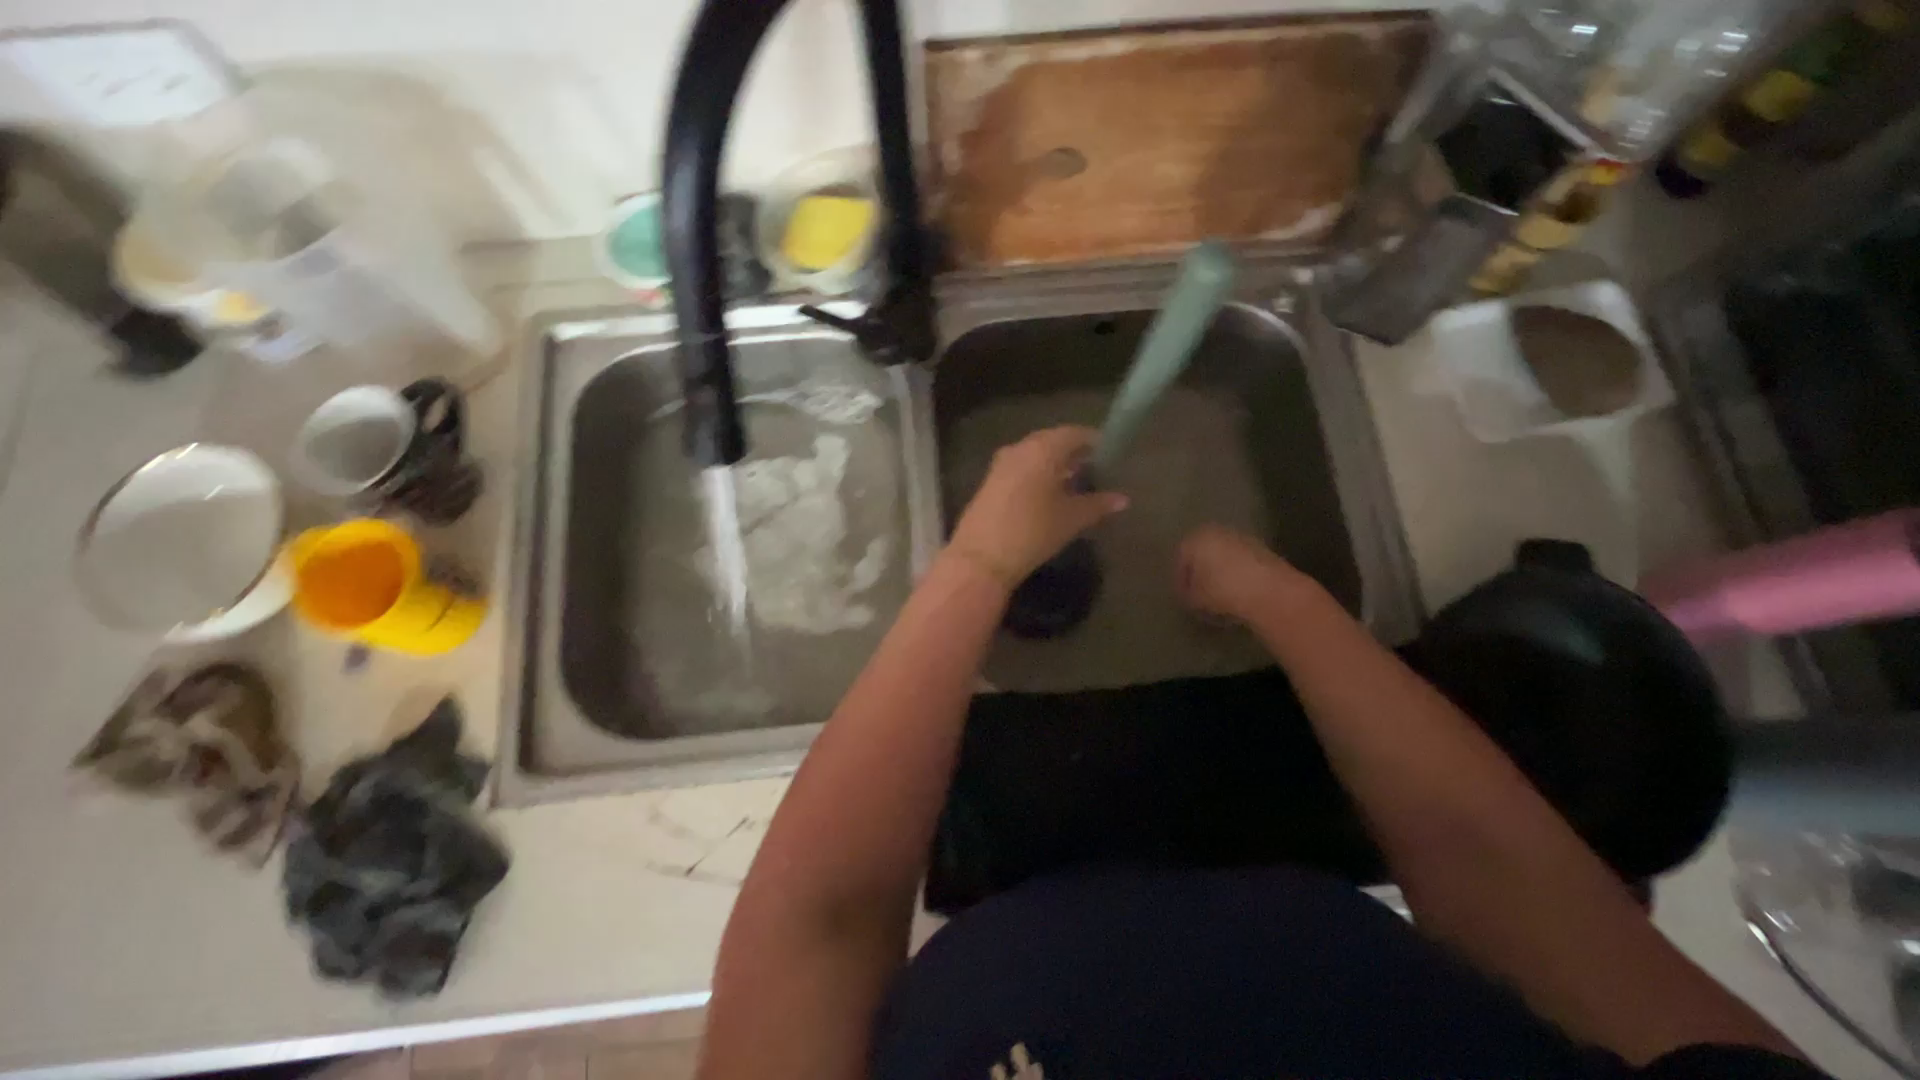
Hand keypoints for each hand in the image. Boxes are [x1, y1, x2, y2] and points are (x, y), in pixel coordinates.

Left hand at [947, 426, 1128, 586]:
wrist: (981, 558)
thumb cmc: (1033, 532)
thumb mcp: (1071, 519)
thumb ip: (1098, 505)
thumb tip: (1122, 499)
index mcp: (1042, 449)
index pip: (1074, 433)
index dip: (1093, 441)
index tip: (1109, 454)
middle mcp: (1020, 448)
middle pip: (1052, 441)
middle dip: (1073, 452)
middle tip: (1094, 468)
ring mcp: (1001, 464)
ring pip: (1035, 454)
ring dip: (1054, 464)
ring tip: (1075, 483)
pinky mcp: (990, 481)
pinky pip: (1021, 467)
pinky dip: (1038, 473)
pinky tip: (1049, 494)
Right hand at [1176, 525, 1305, 622]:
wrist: (1270, 590)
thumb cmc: (1223, 590)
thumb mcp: (1196, 599)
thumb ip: (1187, 595)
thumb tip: (1189, 595)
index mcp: (1196, 538)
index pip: (1180, 557)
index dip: (1180, 579)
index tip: (1183, 596)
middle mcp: (1217, 531)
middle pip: (1202, 552)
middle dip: (1200, 572)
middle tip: (1199, 593)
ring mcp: (1242, 538)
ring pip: (1223, 555)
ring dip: (1219, 572)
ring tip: (1219, 594)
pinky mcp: (1262, 548)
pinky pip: (1240, 561)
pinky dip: (1236, 573)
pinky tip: (1238, 591)